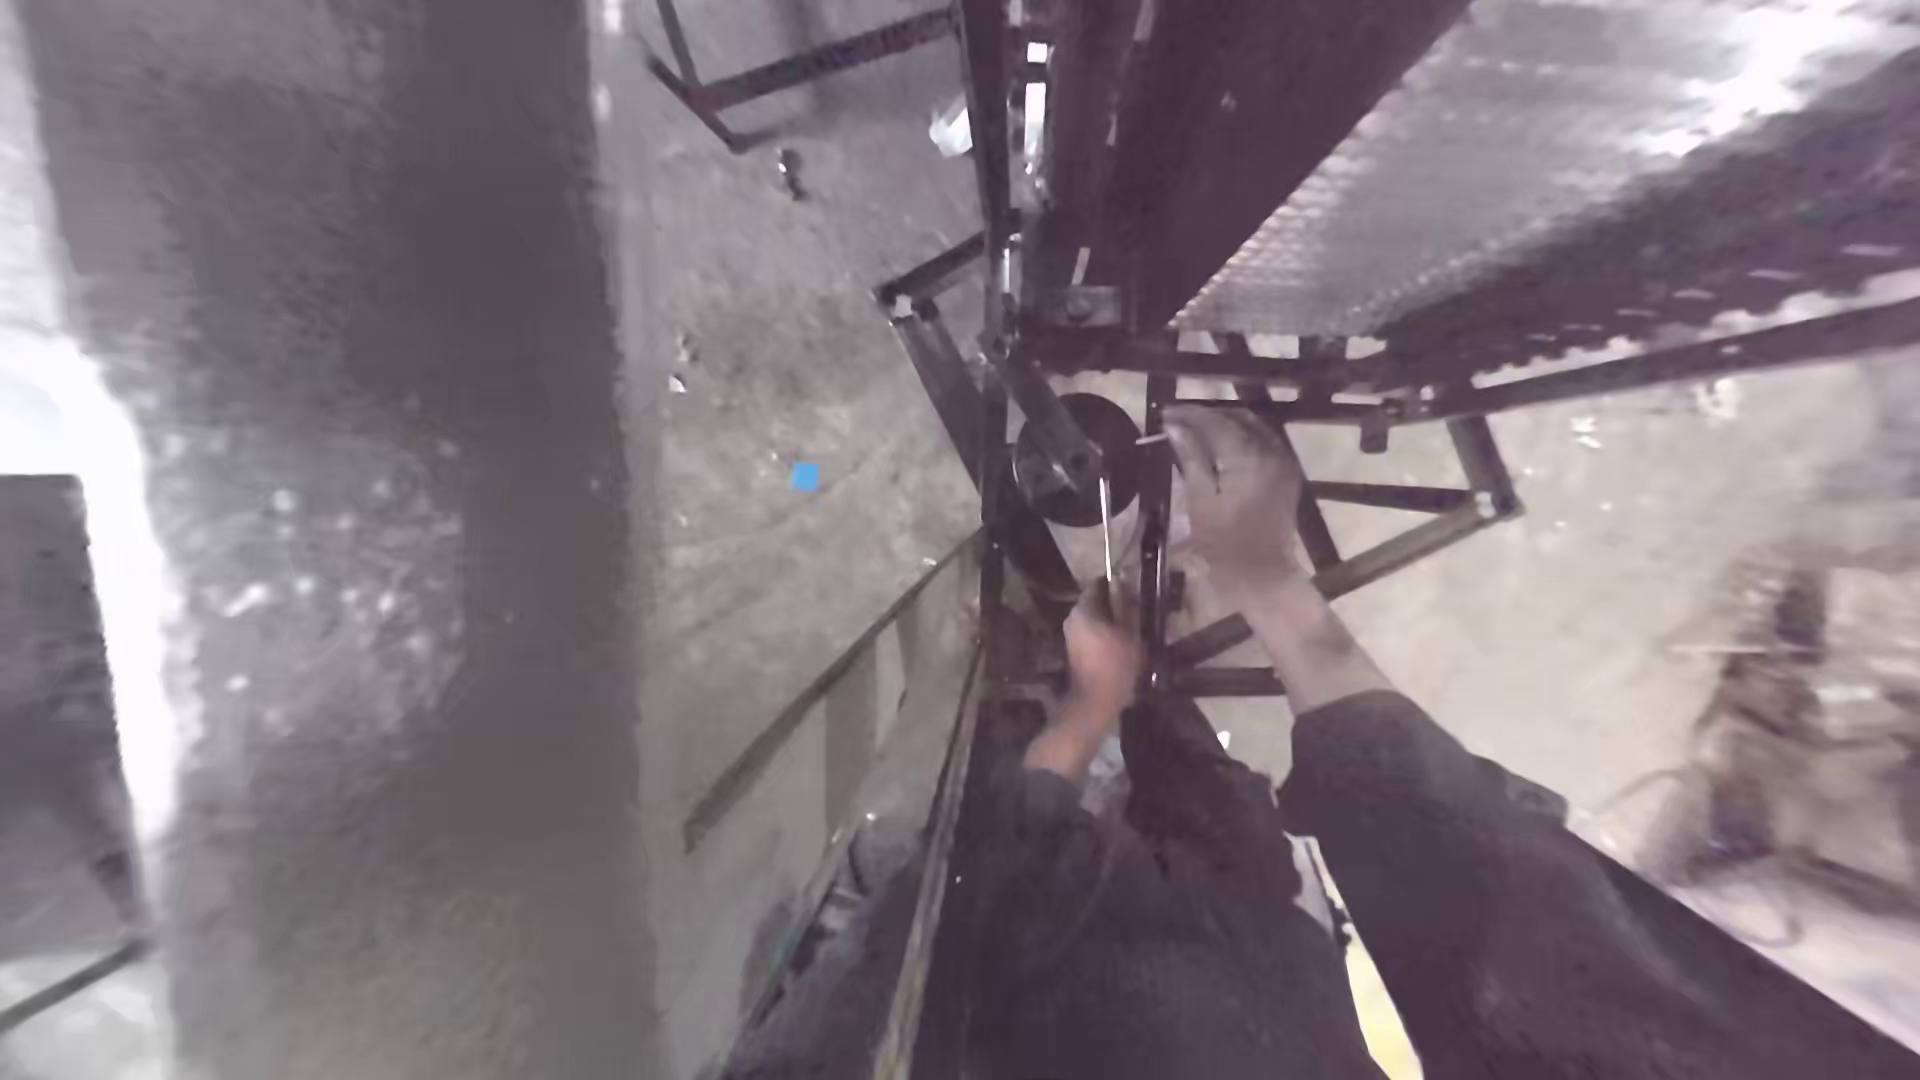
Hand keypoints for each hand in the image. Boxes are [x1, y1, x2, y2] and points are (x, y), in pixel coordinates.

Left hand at [1064, 580, 1142, 709]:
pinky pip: (1090, 632)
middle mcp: (1072, 617)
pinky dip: (1104, 633)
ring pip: (1094, 618)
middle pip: (1095, 601)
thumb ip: (1124, 604)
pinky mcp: (1073, 648)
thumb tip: (1121, 579)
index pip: (1098, 584)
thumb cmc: (1116, 665)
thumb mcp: (1128, 631)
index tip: (1134, 592)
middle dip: (1114, 604)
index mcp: (1083, 610)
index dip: (1117, 585)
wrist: (1095, 701)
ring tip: (1132, 629)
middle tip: (1137, 612)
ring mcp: (1070, 634)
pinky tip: (1121, 643)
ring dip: (1111, 620)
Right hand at [1162, 405, 1306, 590]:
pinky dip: (1240, 436)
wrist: (1261, 575)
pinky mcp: (1285, 472)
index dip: (1189, 415)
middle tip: (1177, 420)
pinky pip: (1263, 441)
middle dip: (1206, 415)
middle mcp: (1272, 451)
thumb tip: (1174, 427)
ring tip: (1195, 429)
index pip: (1216, 422)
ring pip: (1252, 426)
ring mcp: (1283, 461)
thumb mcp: (1199, 500)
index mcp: (1248, 459)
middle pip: (1237, 418)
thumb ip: (1190, 458)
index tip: (1165, 413)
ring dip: (1224, 423)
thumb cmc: (1223, 544)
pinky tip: (1219, 444)